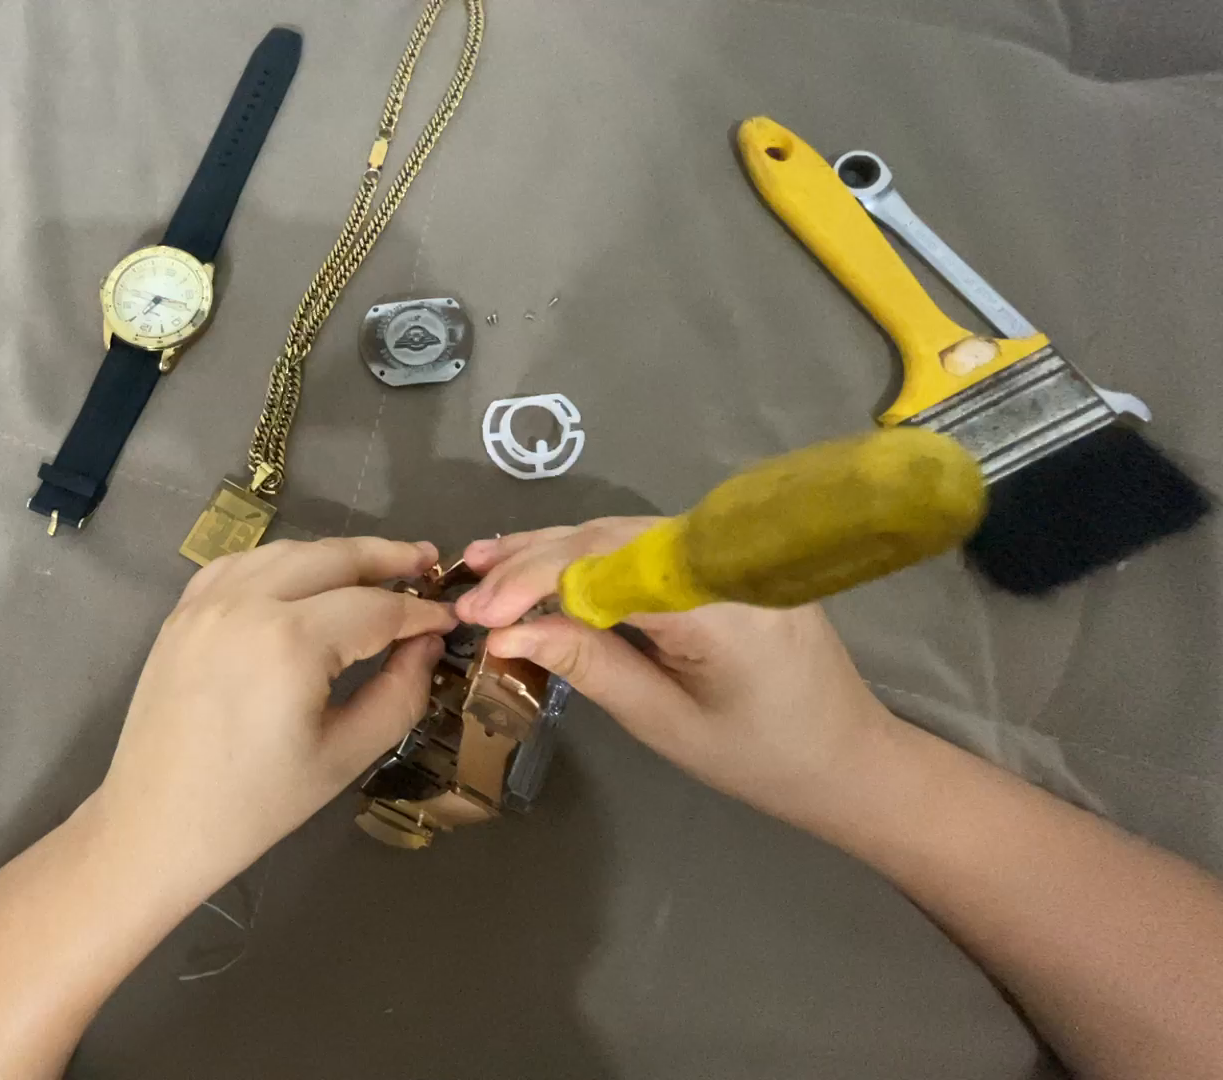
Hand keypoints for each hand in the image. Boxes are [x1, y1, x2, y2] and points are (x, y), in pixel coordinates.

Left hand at [93, 538, 458, 895]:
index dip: (420, 612)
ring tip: (373, 568)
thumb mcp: (344, 755)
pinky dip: (280, 561)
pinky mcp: (182, 611)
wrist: (156, 822)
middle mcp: (246, 603)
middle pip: (332, 557)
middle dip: (386, 558)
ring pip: (286, 551)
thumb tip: (426, 643)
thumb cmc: (256, 804)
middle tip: (426, 562)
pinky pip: (240, 564)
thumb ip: (399, 693)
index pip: (375, 608)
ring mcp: (206, 601)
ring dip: (334, 555)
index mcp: (290, 642)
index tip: (449, 616)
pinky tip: (301, 576)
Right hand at [455, 518, 899, 827]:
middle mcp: (724, 560)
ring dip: (544, 549)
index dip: (534, 584)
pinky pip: (635, 548)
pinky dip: (579, 555)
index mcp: (722, 605)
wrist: (852, 763)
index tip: (476, 615)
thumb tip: (502, 636)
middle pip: (605, 540)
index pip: (607, 570)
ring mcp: (724, 554)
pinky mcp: (715, 560)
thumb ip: (584, 664)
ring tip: (480, 561)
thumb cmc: (759, 759)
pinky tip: (536, 558)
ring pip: (615, 534)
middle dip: (528, 565)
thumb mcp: (660, 721)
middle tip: (467, 592)